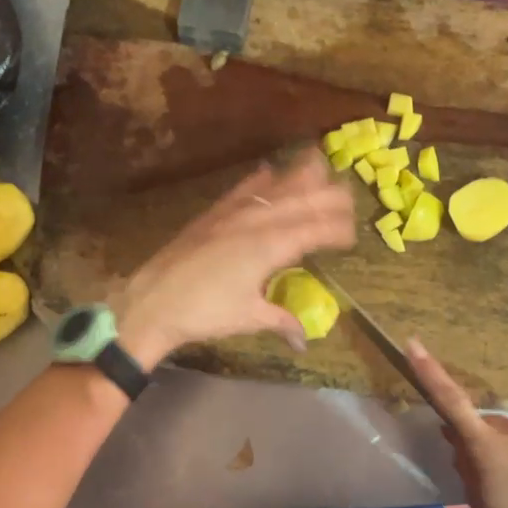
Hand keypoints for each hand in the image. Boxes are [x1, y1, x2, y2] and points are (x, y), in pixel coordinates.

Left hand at [113, 151, 355, 364]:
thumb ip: (281, 321)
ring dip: (299, 177)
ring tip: (320, 165)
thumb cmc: (205, 313)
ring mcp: (233, 213)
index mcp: (271, 247)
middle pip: (302, 201)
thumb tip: (303, 342)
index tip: (353, 235)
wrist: (153, 301)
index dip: (338, 230)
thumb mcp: (249, 318)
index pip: (315, 230)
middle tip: (349, 199)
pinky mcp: (212, 214)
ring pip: (275, 188)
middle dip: (329, 198)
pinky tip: (270, 172)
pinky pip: (243, 190)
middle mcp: (256, 222)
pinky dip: (260, 181)